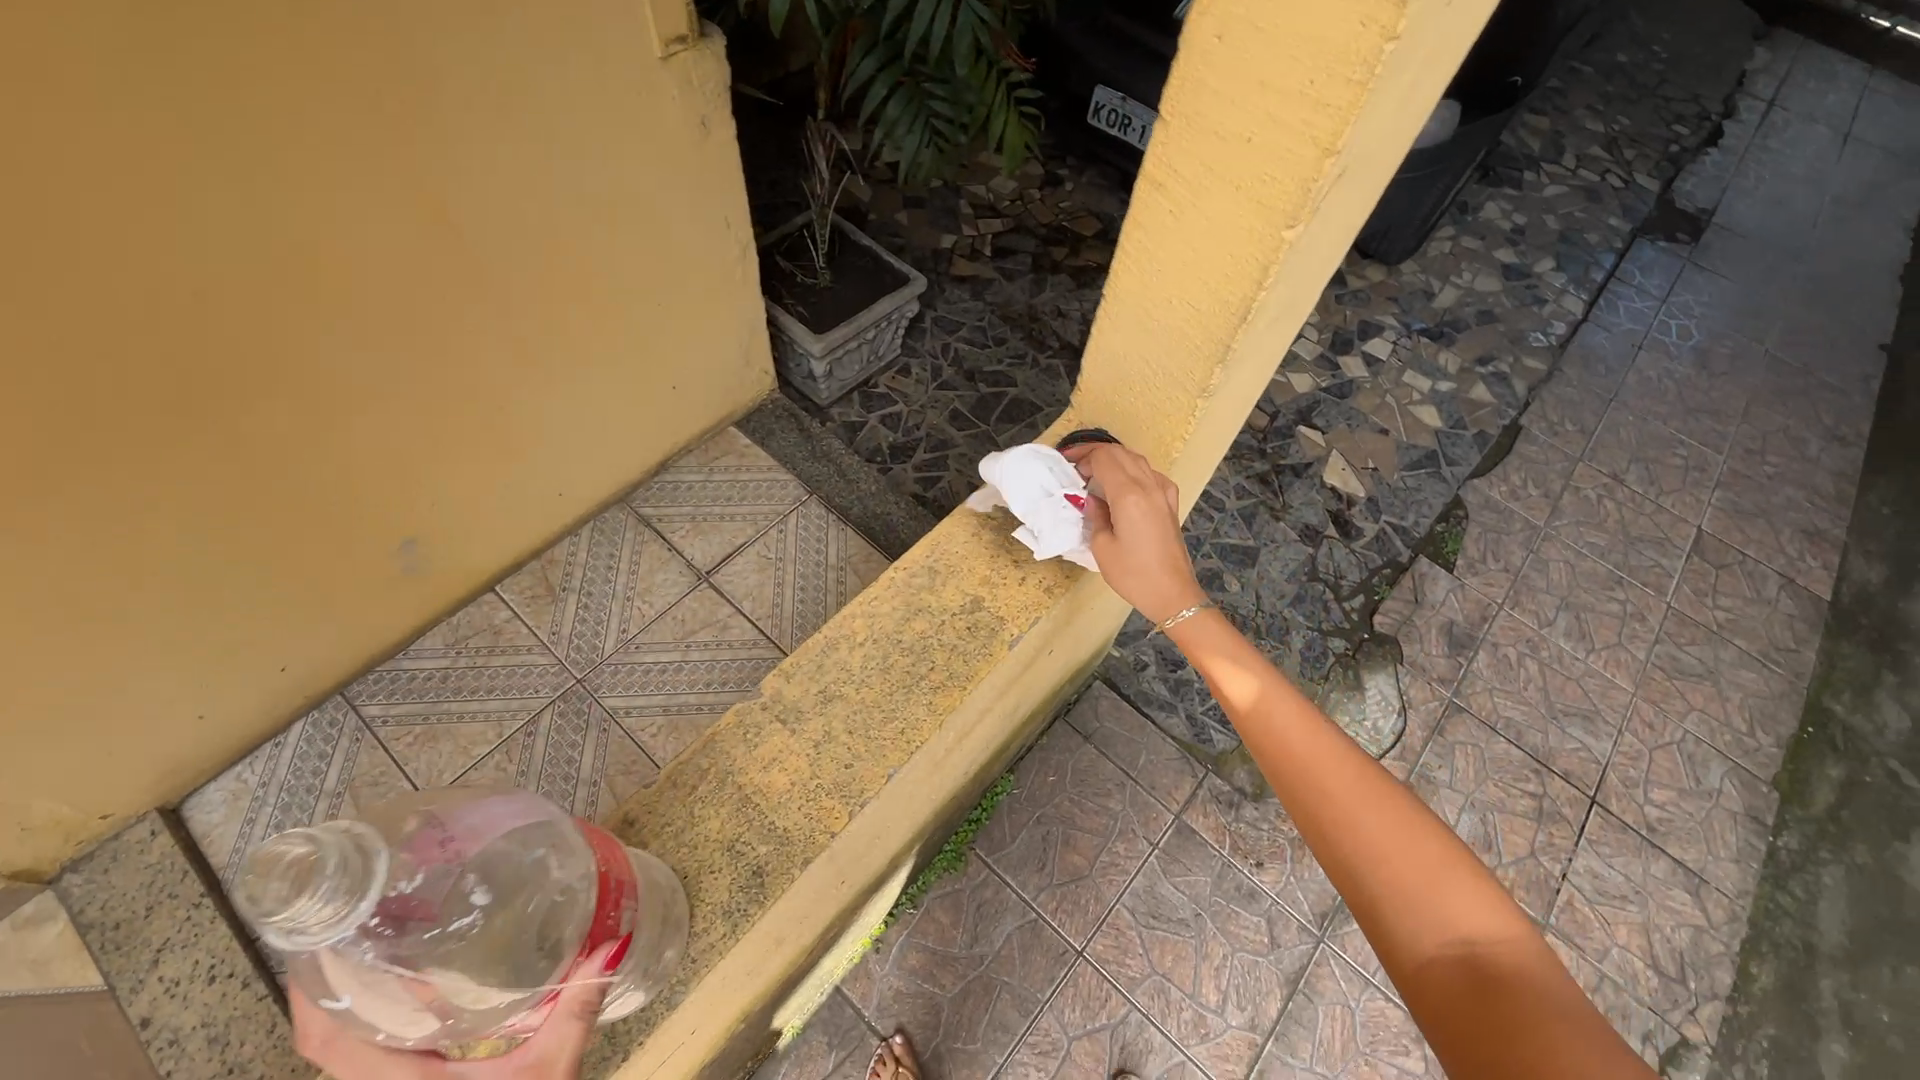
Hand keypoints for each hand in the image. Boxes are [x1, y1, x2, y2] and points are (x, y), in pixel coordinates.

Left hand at [289, 941, 620, 1079]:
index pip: (324, 1037)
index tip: (325, 932)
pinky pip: (368, 1064)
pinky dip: (380, 1030)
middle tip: (374, 921)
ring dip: (359, 1006)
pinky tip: (417, 1004)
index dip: (311, 988)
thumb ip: (574, 1012)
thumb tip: (611, 945)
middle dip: (339, 982)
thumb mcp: (549, 1074)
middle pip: (327, 1038)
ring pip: (346, 1054)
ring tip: (391, 950)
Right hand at [1062, 442, 1207, 623]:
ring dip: (1114, 459)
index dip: (1083, 458)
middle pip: (1120, 452)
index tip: (1068, 469)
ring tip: (1095, 473)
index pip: (1104, 458)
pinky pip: (1150, 473)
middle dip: (1095, 453)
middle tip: (1076, 466)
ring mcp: (1163, 492)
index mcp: (1128, 495)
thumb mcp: (1102, 547)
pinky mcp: (1170, 502)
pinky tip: (1123, 485)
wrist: (1172, 593)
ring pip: (1136, 459)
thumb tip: (1092, 499)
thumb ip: (1095, 516)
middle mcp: (1148, 486)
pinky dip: (1132, 470)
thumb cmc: (1133, 575)